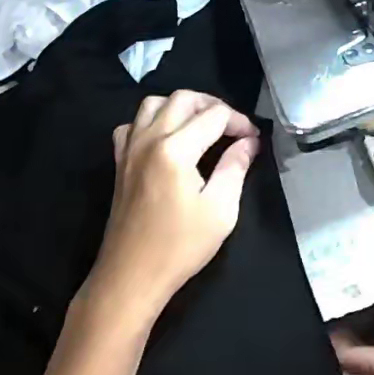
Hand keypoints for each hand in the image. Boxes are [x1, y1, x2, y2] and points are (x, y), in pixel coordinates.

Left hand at [84, 91, 260, 318]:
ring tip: (201, 124)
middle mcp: (149, 138)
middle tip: (232, 127)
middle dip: (213, 105)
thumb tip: (249, 142)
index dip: (239, 121)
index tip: (253, 138)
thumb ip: (235, 167)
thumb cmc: (179, 247)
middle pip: (183, 98)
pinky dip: (152, 121)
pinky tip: (165, 138)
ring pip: (154, 103)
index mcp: (175, 148)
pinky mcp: (119, 160)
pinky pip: (133, 124)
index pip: (214, 115)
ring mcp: (130, 147)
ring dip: (181, 106)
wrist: (131, 276)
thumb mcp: (220, 211)